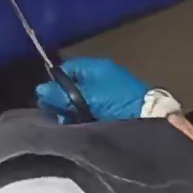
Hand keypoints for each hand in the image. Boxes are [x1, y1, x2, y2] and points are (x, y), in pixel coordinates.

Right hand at [37, 57, 152, 122]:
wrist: (151, 118)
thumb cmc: (118, 102)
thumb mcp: (87, 97)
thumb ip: (62, 95)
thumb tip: (40, 91)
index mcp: (93, 67)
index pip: (64, 70)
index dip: (54, 84)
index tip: (48, 101)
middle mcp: (99, 75)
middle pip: (70, 85)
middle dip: (62, 100)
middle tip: (59, 115)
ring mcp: (107, 90)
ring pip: (79, 99)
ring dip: (73, 110)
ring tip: (71, 123)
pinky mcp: (113, 105)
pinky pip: (90, 108)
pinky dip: (84, 116)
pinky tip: (83, 126)